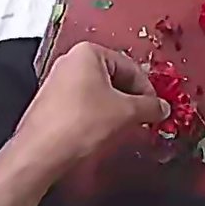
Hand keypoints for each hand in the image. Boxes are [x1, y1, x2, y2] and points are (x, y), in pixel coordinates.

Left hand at [15, 42, 168, 168]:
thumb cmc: (83, 122)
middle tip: (143, 118)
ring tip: (124, 126)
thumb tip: (164, 107)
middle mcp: (71, 60)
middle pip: (115, 77)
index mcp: (89, 52)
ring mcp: (58, 80)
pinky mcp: (52, 101)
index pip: (131, 67)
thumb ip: (149, 106)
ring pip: (100, 91)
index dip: (147, 89)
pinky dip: (99, 113)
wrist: (40, 152)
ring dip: (117, 107)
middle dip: (131, 98)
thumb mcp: (125, 112)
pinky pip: (85, 101)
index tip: (156, 109)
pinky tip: (102, 131)